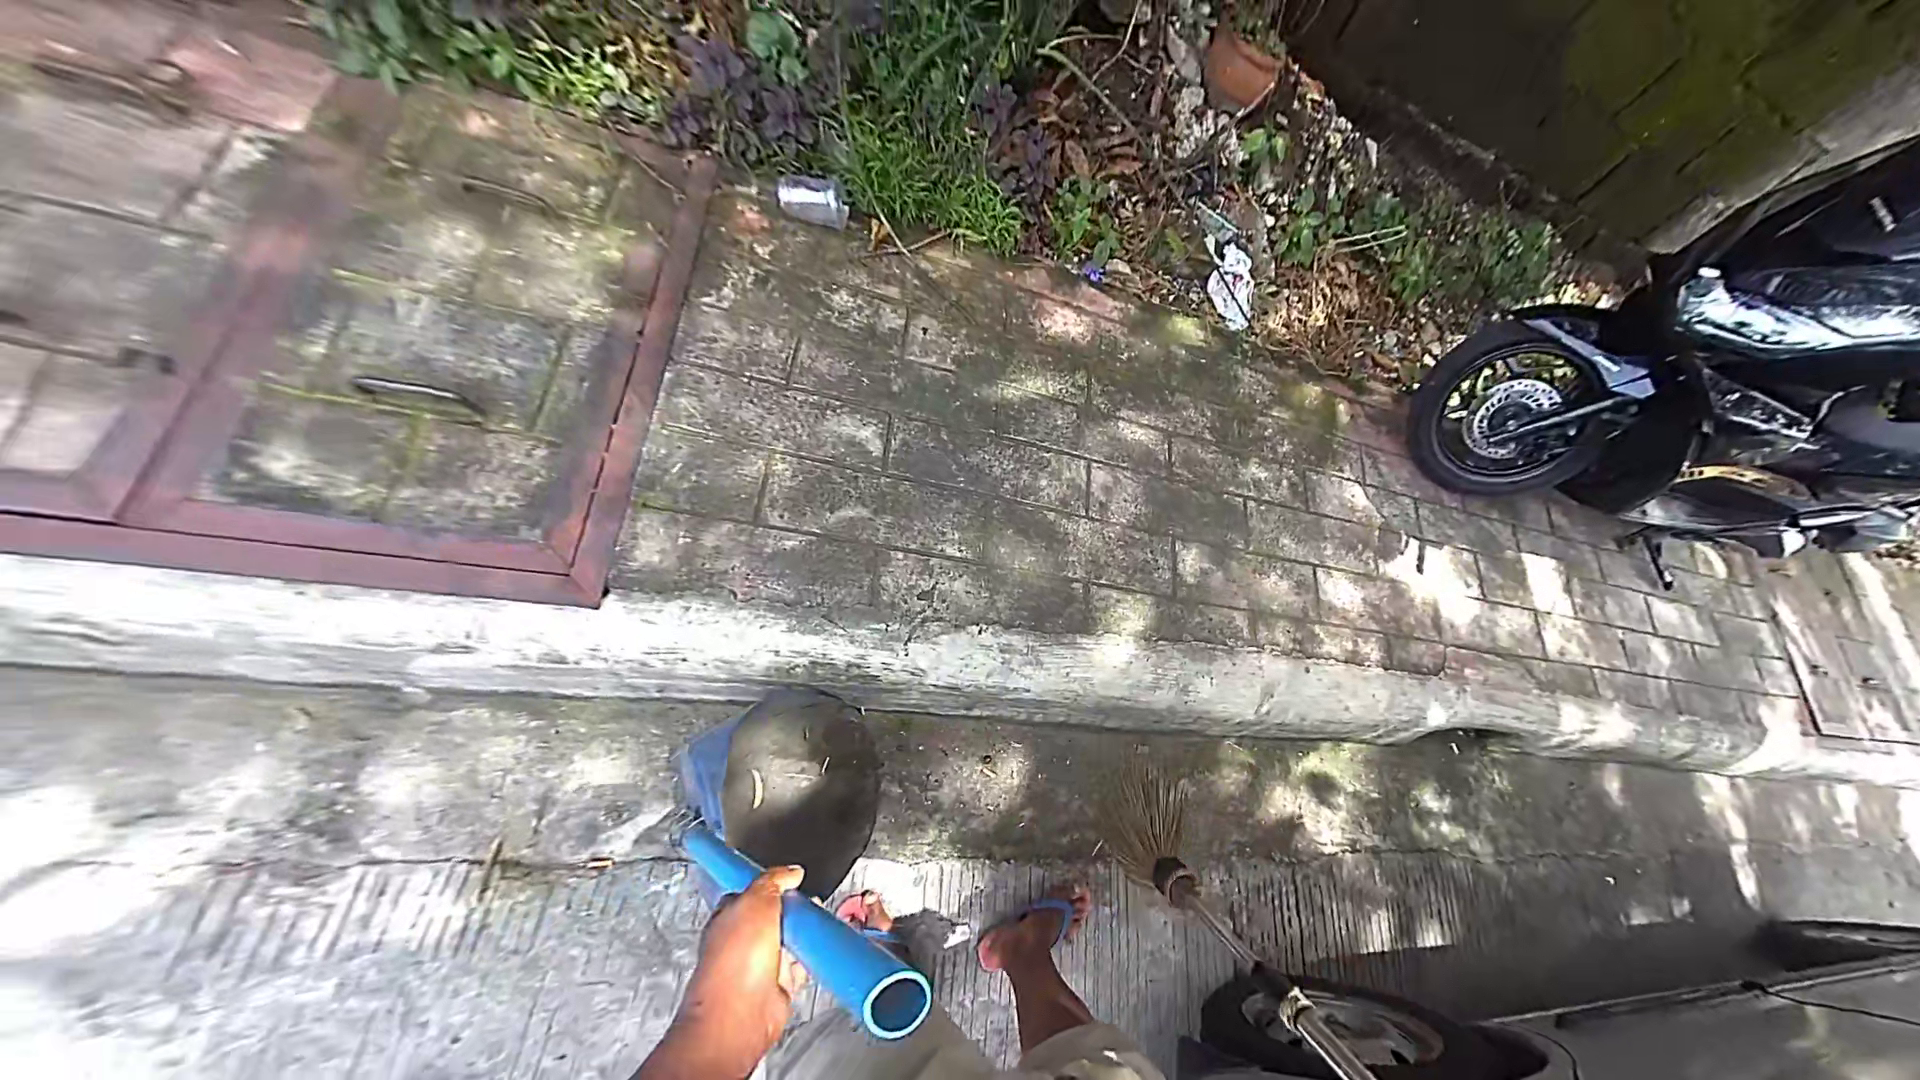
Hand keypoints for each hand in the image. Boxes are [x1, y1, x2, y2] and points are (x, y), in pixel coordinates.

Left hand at [637, 865, 806, 1079]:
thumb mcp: (756, 900)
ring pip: (791, 937)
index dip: (772, 882)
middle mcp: (745, 940)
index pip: (753, 890)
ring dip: (805, 930)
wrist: (740, 1014)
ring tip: (815, 921)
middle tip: (806, 900)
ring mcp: (762, 963)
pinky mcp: (780, 984)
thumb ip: (774, 880)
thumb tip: (791, 872)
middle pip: (776, 913)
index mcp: (730, 916)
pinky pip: (802, 963)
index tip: (790, 876)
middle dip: (794, 907)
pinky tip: (818, 947)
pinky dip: (812, 956)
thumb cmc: (732, 962)